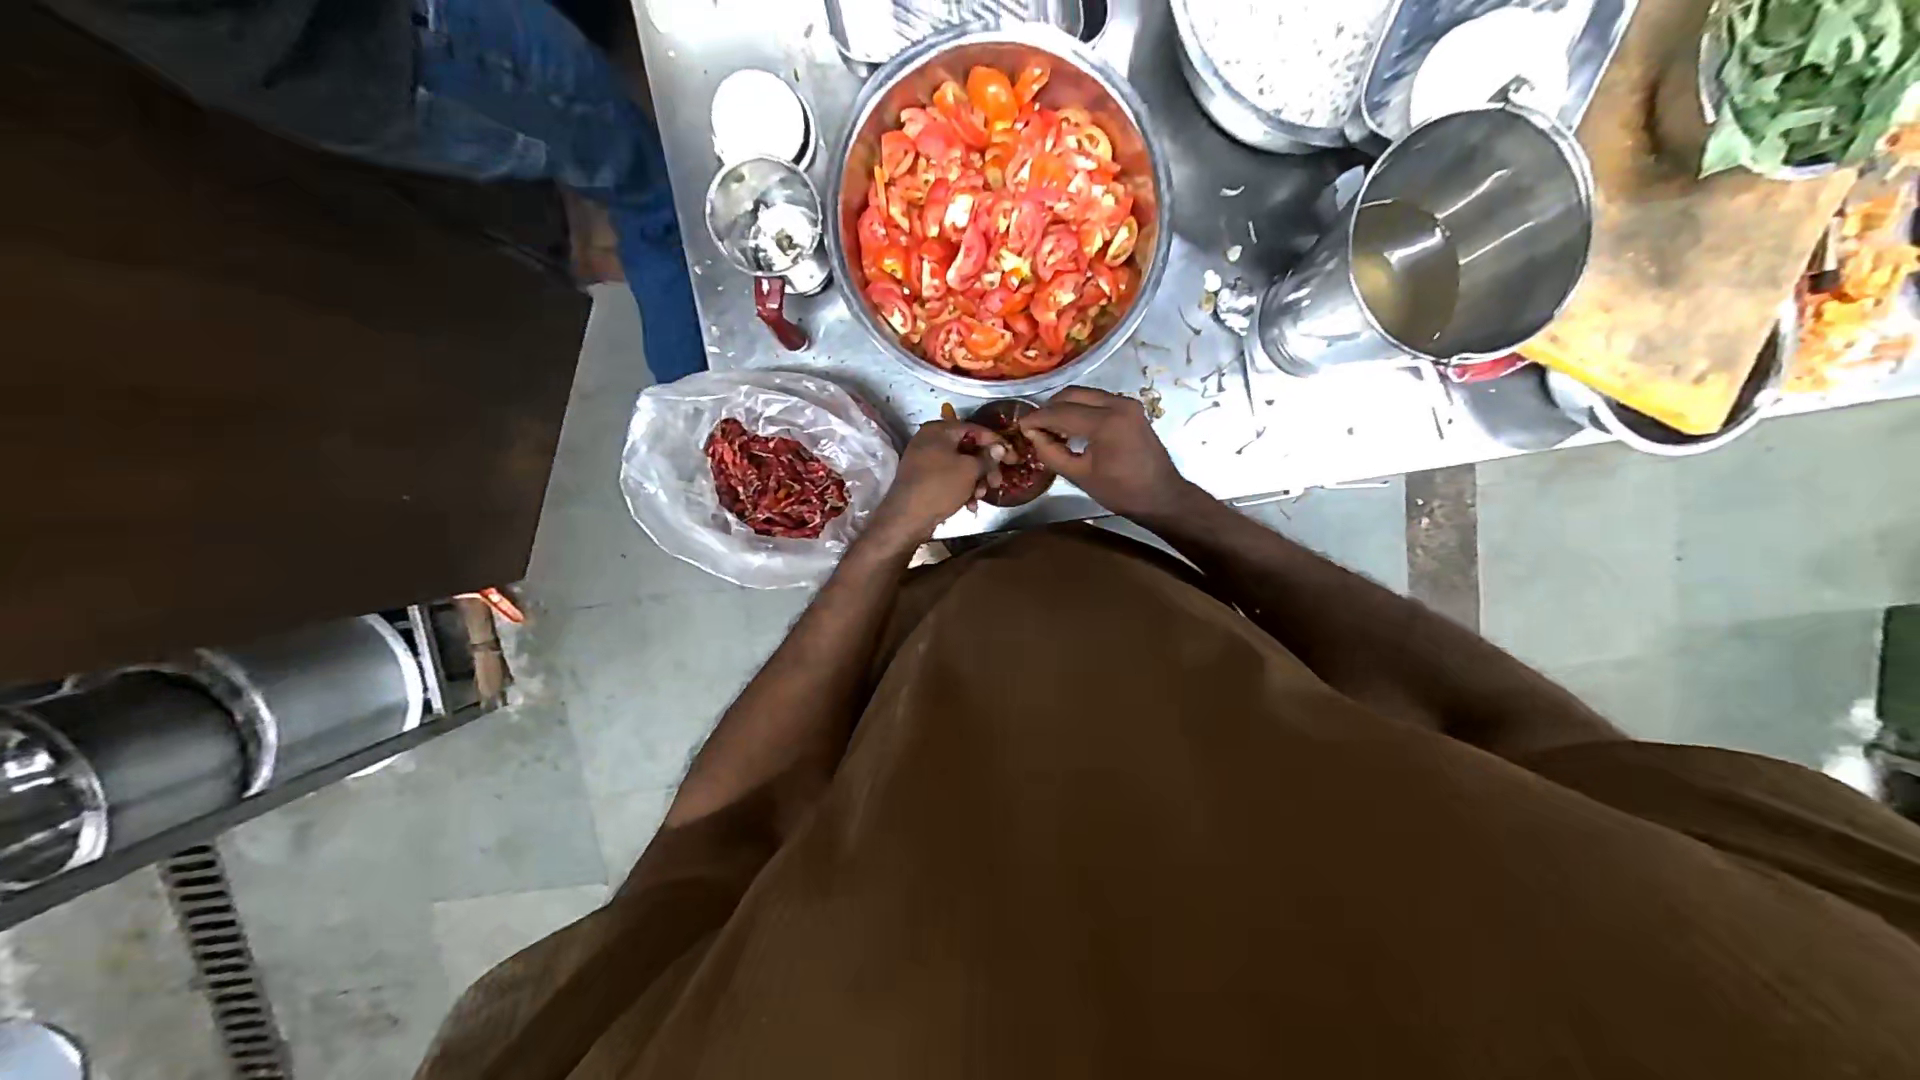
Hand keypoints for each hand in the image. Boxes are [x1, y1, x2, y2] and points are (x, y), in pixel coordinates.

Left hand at [864, 419, 1005, 550]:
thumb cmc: (939, 486)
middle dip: (985, 467)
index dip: (996, 443)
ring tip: (981, 497)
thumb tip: (1000, 448)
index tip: (1012, 456)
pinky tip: (970, 504)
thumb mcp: (969, 470)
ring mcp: (924, 459)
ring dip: (975, 481)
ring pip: (960, 465)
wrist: (906, 517)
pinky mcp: (923, 478)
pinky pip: (949, 477)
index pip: (975, 429)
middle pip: (968, 449)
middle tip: (997, 482)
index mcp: (939, 430)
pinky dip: (962, 488)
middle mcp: (930, 440)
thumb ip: (987, 457)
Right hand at [1019, 386, 1201, 522]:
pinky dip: (1080, 409)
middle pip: (1072, 394)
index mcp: (1105, 422)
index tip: (1020, 426)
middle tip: (1034, 427)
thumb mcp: (1079, 476)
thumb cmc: (1121, 492)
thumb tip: (1032, 435)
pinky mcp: (1131, 408)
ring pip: (1085, 394)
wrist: (1161, 496)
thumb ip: (1052, 453)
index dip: (1037, 418)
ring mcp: (1127, 403)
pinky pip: (1097, 400)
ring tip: (1050, 428)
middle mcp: (1118, 403)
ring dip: (1065, 407)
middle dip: (1050, 408)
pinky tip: (1071, 427)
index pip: (1061, 412)